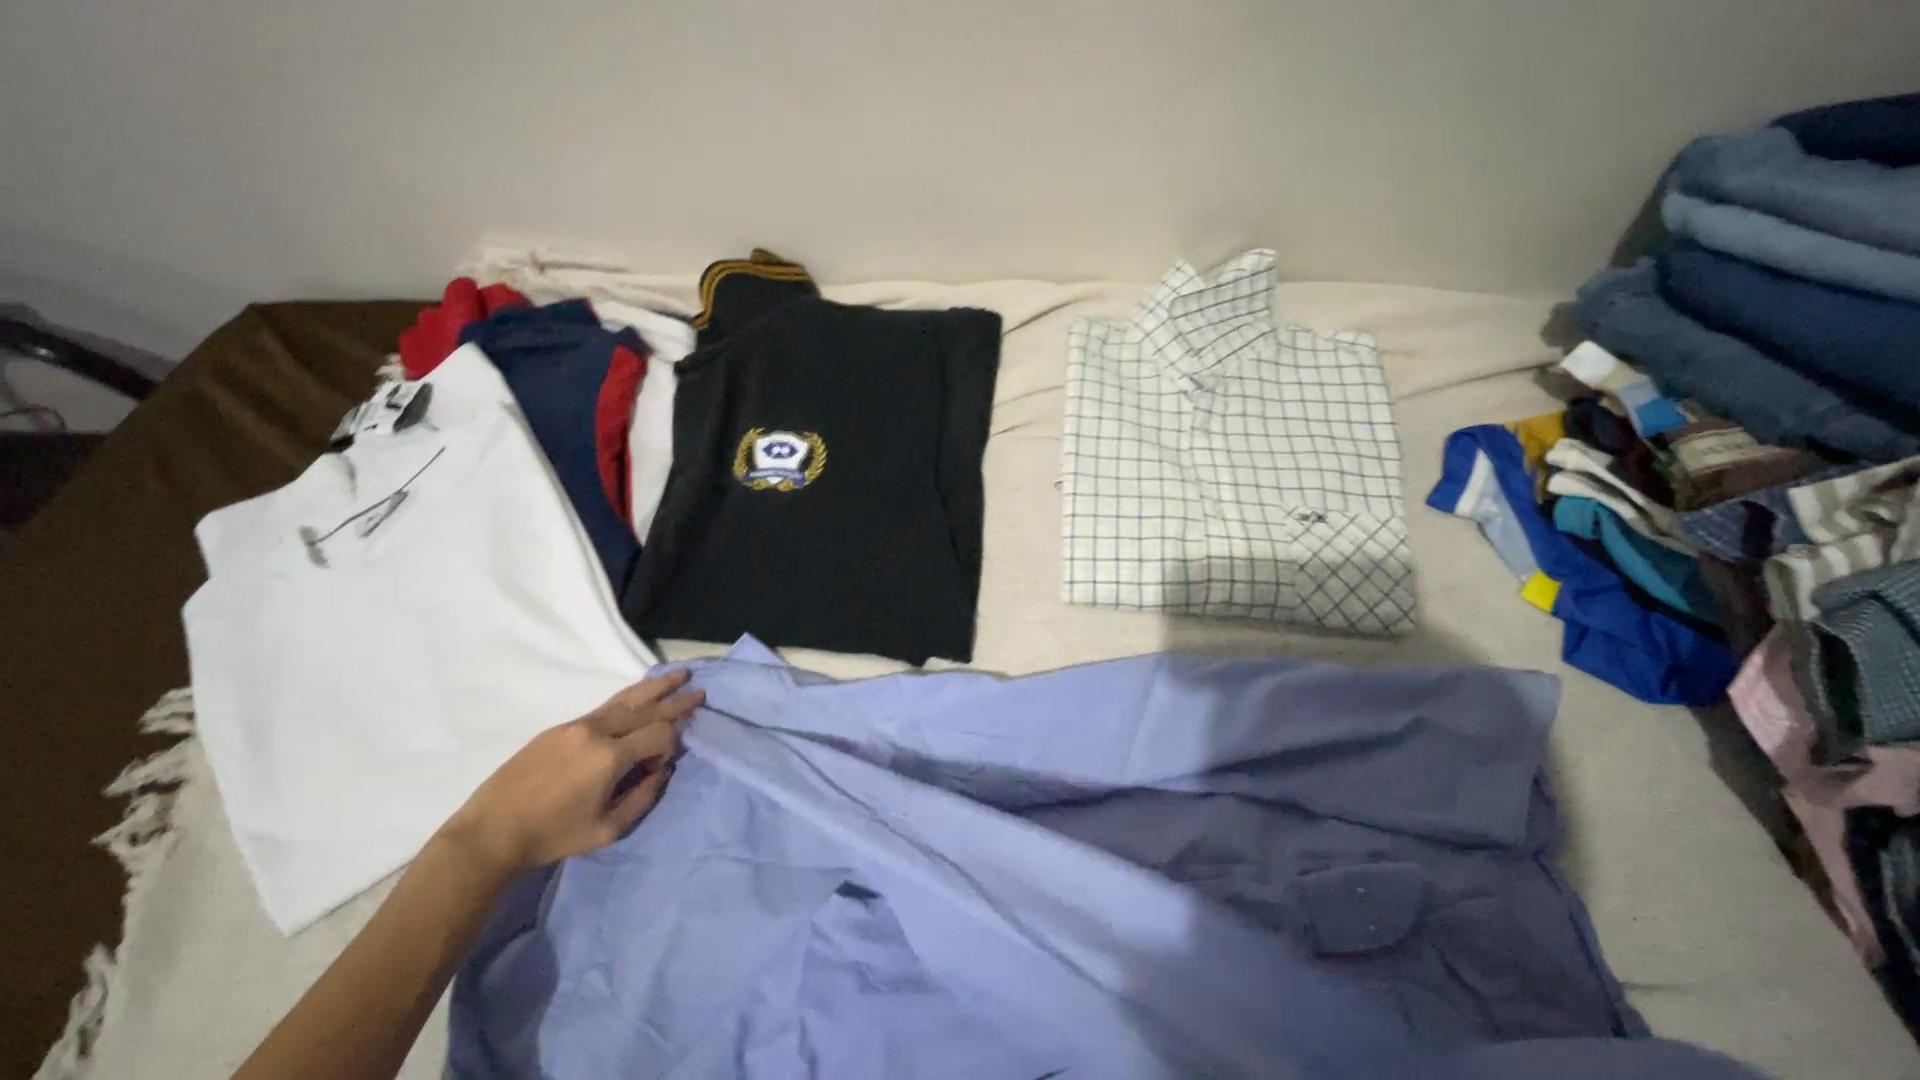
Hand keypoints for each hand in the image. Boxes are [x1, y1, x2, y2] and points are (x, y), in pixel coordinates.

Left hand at [441, 670, 704, 874]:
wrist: (493, 830)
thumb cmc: (553, 835)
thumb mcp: (607, 829)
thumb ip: (643, 797)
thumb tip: (662, 770)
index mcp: (610, 757)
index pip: (659, 735)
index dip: (670, 747)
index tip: (662, 765)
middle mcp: (595, 732)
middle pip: (646, 708)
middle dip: (675, 700)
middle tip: (700, 691)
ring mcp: (575, 725)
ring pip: (624, 700)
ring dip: (654, 687)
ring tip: (679, 675)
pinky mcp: (559, 728)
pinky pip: (603, 707)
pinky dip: (628, 698)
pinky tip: (639, 694)